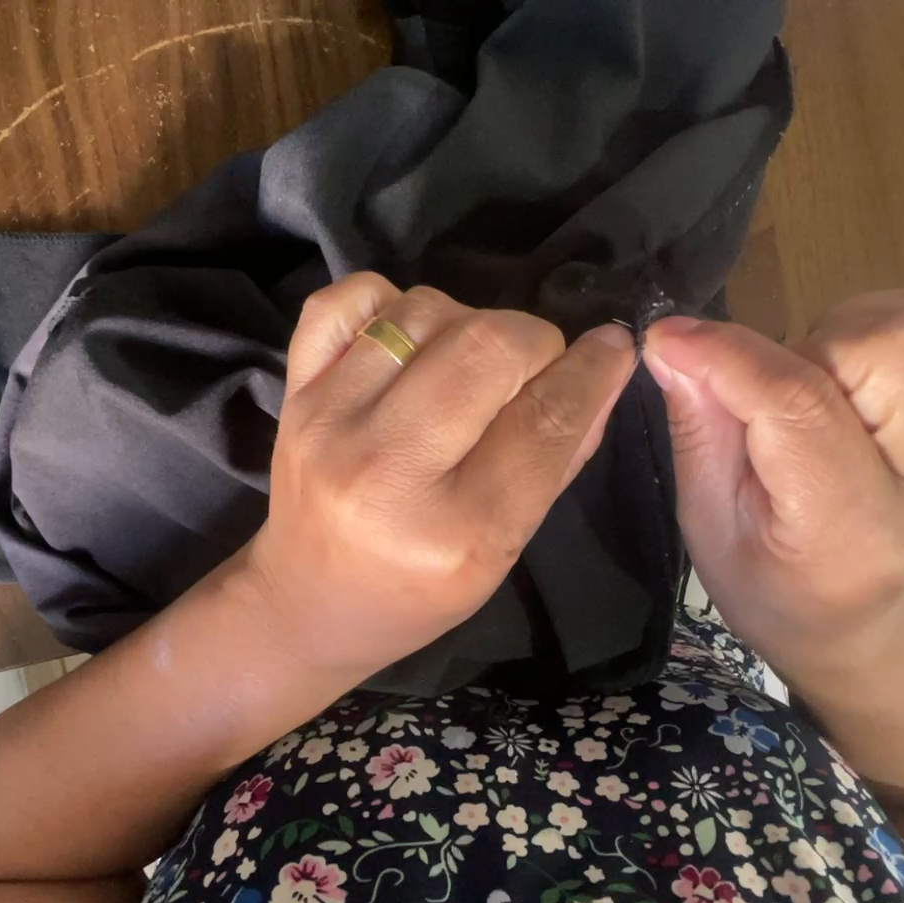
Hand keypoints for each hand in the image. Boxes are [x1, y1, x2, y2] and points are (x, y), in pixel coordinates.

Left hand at [236, 272, 636, 677]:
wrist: (309, 603)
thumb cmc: (416, 593)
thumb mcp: (503, 554)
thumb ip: (558, 462)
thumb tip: (604, 367)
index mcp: (456, 532)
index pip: (544, 420)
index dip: (591, 372)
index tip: (610, 350)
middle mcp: (386, 470)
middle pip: (487, 347)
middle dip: (533, 343)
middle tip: (530, 371)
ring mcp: (329, 424)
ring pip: (425, 311)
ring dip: (467, 325)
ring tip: (466, 368)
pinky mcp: (293, 395)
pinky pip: (345, 300)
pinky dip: (389, 303)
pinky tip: (406, 343)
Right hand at [645, 286, 903, 686]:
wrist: (849, 621)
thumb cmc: (763, 584)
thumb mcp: (706, 524)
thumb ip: (697, 430)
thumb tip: (672, 341)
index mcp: (853, 526)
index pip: (800, 406)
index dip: (728, 357)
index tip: (666, 337)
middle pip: (894, 344)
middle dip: (807, 346)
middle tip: (769, 391)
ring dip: (851, 332)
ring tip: (817, 385)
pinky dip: (899, 329)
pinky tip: (862, 380)